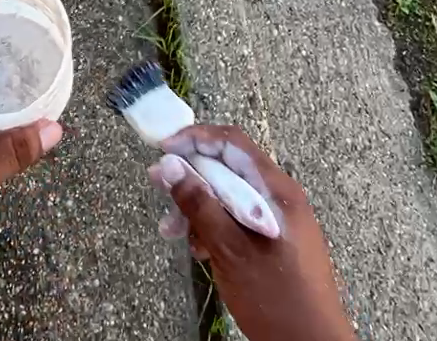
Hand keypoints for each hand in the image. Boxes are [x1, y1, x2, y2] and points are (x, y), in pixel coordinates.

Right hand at [150, 125, 355, 340]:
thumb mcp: (230, 249)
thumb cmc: (277, 298)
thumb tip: (169, 164)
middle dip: (190, 176)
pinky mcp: (274, 240)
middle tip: (157, 185)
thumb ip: (199, 204)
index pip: (232, 142)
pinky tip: (197, 248)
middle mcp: (278, 197)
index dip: (195, 138)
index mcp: (276, 190)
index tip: (164, 149)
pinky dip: (214, 226)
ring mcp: (278, 220)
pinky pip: (237, 218)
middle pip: (227, 168)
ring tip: (171, 231)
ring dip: (197, 206)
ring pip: (228, 195)